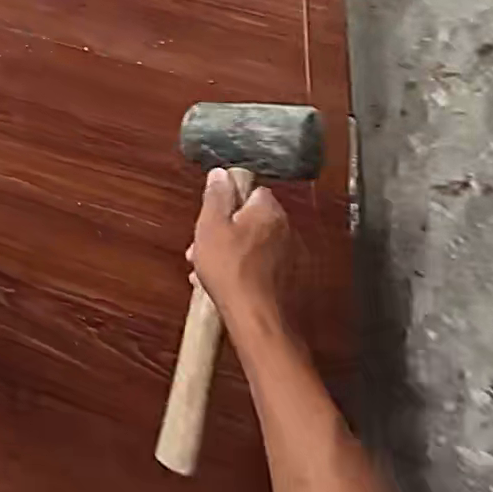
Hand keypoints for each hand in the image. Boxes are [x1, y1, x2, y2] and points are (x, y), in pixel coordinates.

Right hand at [186, 167, 292, 323]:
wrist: (255, 316)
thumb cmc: (231, 270)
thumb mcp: (210, 225)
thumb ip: (216, 196)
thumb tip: (220, 175)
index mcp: (268, 211)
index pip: (250, 190)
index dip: (226, 200)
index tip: (211, 212)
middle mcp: (285, 229)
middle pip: (249, 217)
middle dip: (224, 228)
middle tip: (204, 242)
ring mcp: (289, 255)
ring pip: (252, 242)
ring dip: (229, 249)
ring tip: (208, 266)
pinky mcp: (286, 278)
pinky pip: (259, 263)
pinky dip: (241, 267)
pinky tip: (223, 280)